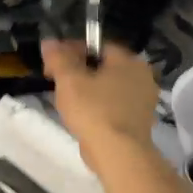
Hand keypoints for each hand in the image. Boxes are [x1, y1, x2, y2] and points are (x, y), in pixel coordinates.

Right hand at [42, 40, 159, 173]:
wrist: (118, 151)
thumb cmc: (93, 110)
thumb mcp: (68, 80)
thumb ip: (58, 58)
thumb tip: (49, 41)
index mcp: (128, 61)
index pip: (97, 46)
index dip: (71, 50)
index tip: (51, 63)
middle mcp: (142, 75)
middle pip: (104, 64)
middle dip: (78, 68)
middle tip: (55, 79)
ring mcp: (143, 97)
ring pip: (109, 83)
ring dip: (87, 85)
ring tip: (65, 96)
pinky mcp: (138, 116)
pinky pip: (114, 100)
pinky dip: (98, 101)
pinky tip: (82, 111)